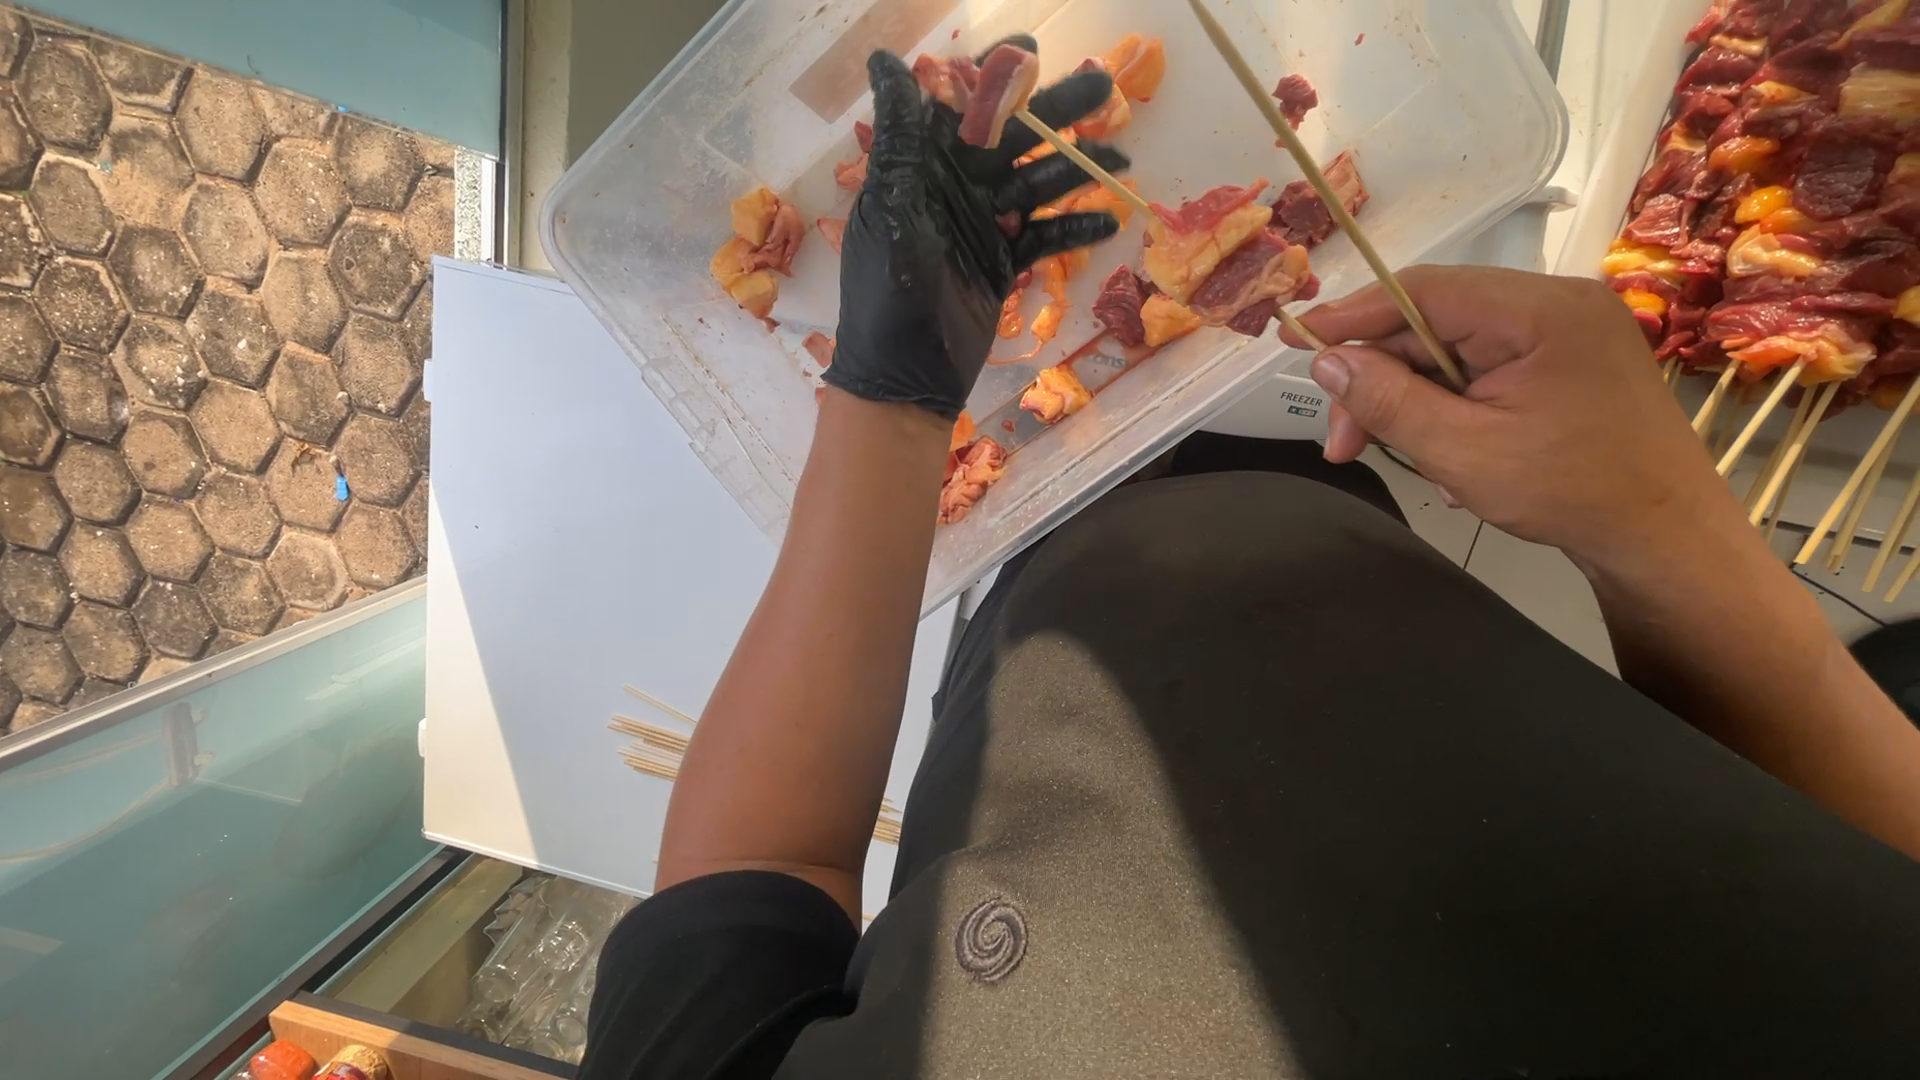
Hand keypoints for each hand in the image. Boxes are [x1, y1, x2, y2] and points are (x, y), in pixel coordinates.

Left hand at [824, 42, 1129, 419]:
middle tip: (1105, 87)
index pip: (964, 108)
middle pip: (1014, 140)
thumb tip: (885, 56)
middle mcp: (956, 189)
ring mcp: (983, 227)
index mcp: (923, 168)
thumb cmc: (890, 292)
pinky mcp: (1004, 263)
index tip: (1034, 54)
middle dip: (1056, 114)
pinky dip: (1075, 230)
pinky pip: (1046, 237)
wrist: (905, 374)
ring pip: (1038, 185)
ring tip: (1121, 154)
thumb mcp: (892, 208)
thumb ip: (898, 136)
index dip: (997, 78)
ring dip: (1077, 169)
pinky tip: (1110, 220)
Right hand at [1290, 266, 1745, 571]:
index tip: (1292, 337)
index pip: (1421, 291)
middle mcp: (1551, 305)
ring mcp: (1558, 333)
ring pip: (1446, 352)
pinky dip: (1440, 407)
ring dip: (1402, 402)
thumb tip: (1325, 361)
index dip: (1349, 314)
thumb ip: (1387, 400)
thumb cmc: (1567, 491)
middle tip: (1339, 443)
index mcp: (1538, 312)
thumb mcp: (1458, 450)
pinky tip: (1437, 454)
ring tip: (1378, 455)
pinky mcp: (1557, 362)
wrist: (1663, 536)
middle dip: (1374, 381)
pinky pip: (1475, 370)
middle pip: (1428, 326)